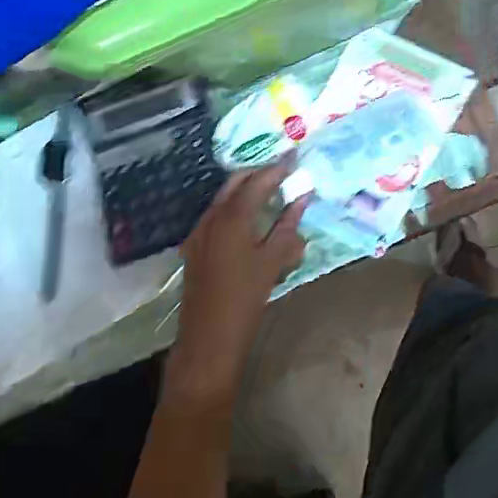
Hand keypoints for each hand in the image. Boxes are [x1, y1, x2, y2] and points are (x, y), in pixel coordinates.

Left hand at [165, 159, 307, 407]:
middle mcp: (212, 217)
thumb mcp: (275, 260)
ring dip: (245, 189)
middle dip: (258, 172)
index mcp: (233, 217)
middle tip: (283, 170)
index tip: (296, 158)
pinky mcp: (195, 247)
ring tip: (270, 189)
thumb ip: (288, 225)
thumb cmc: (246, 297)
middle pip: (235, 183)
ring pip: (223, 198)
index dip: (278, 169)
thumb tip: (302, 198)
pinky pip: (216, 215)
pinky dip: (234, 207)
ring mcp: (199, 232)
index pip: (258, 181)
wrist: (208, 339)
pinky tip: (250, 218)